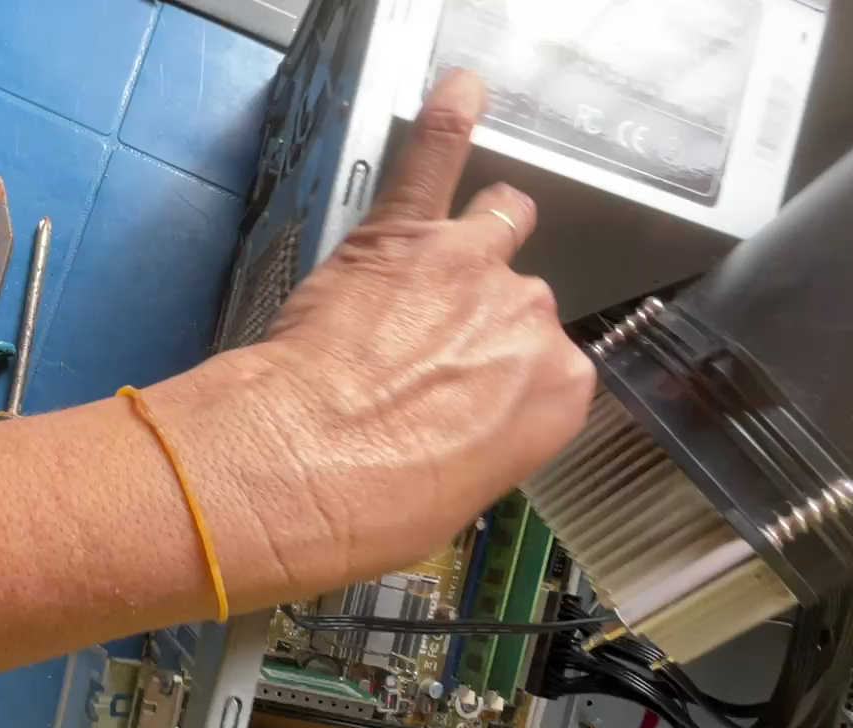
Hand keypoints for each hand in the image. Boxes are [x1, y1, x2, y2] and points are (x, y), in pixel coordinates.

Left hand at [146, 70, 594, 605]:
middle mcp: (529, 319)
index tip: (469, 393)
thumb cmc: (370, 509)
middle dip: (481, 319)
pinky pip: (434, 158)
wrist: (297, 470)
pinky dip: (445, 123)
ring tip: (447, 251)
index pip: (548, 368)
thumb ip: (474, 446)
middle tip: (427, 350)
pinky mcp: (401, 237)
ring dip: (476, 238)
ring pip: (499, 221)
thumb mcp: (447, 500)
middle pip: (519, 299)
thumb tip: (451, 433)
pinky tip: (458, 93)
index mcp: (555, 396)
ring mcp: (471, 266)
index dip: (501, 380)